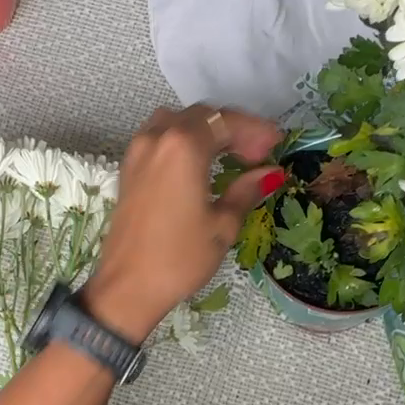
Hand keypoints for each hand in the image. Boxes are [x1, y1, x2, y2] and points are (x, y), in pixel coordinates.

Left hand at [77, 104, 283, 343]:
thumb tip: (268, 174)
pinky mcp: (128, 169)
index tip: (276, 144)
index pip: (226, 122)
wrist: (128, 287)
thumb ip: (245, 192)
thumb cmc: (179, 259)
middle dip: (232, 129)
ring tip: (229, 156)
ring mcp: (138, 151)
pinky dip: (183, 144)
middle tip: (257, 154)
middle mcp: (157, 137)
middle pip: (201, 117)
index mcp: (184, 146)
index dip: (255, 131)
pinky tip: (199, 166)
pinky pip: (160, 140)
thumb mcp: (222, 227)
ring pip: (177, 123)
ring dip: (206, 132)